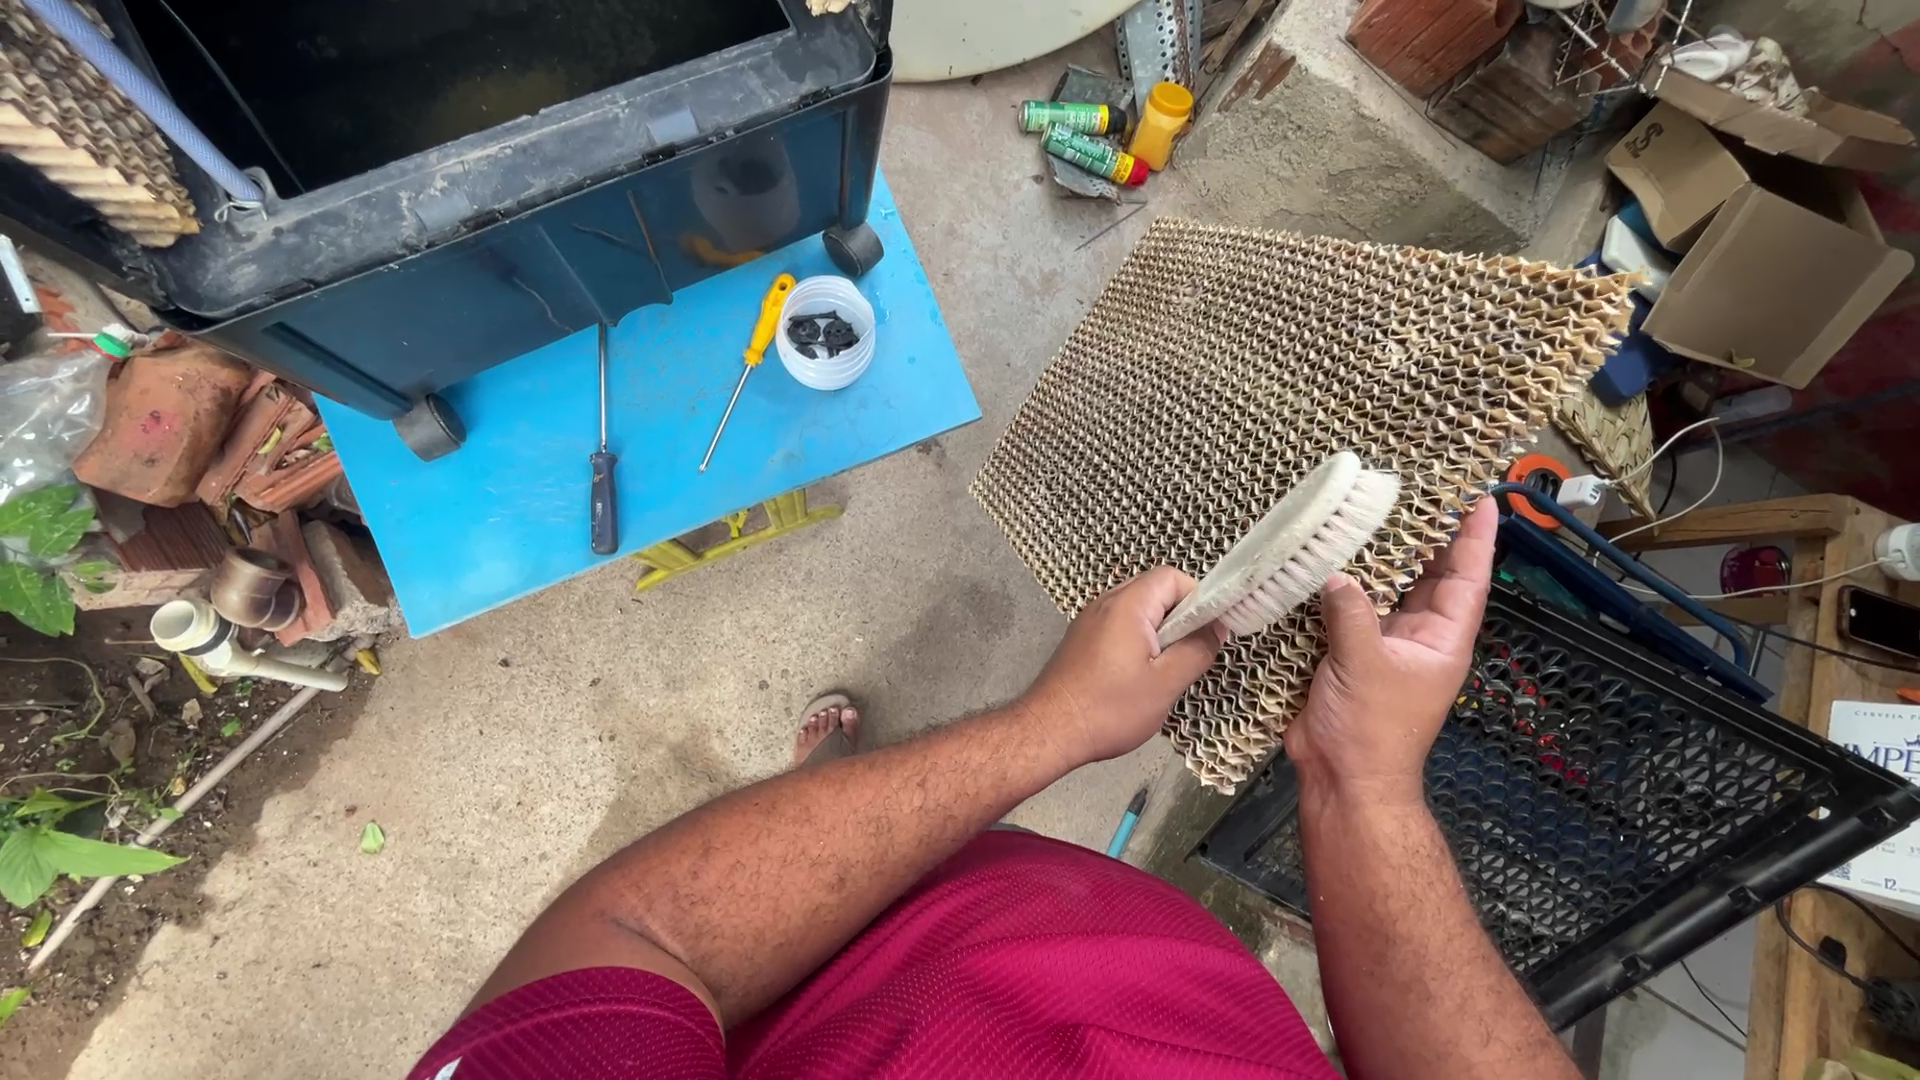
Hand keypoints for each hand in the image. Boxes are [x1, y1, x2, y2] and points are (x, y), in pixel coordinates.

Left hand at [1018, 568, 1227, 765]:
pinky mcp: (1082, 639)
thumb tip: (1217, 627)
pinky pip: (1119, 626)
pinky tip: (1138, 675)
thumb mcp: (1165, 683)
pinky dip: (1137, 641)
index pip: (1172, 577)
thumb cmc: (1108, 709)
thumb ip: (1197, 649)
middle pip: (1154, 590)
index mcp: (1127, 605)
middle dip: (1180, 617)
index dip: (1197, 598)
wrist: (1050, 729)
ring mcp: (1090, 620)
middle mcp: (1105, 603)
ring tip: (1163, 669)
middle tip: (1188, 653)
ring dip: (1159, 632)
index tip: (1208, 631)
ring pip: (1137, 611)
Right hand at [1285, 498, 1497, 803]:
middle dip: (1424, 540)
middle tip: (1413, 496)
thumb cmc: (1372, 726)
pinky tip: (1322, 563)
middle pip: (1427, 579)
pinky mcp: (1344, 653)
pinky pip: (1346, 611)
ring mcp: (1380, 645)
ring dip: (1376, 561)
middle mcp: (1415, 637)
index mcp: (1441, 641)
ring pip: (1384, 593)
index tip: (1480, 501)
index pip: (1467, 581)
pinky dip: (1336, 588)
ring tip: (1366, 519)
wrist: (1342, 774)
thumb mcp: (1367, 666)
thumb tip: (1336, 574)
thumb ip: (1352, 616)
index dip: (1474, 540)